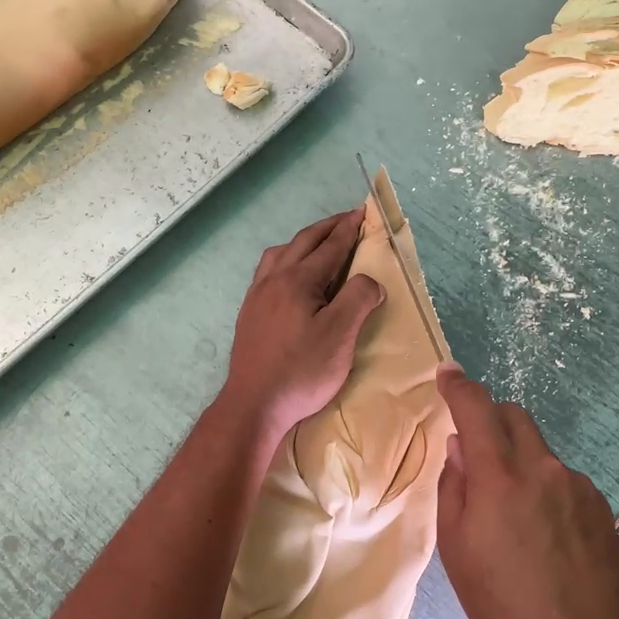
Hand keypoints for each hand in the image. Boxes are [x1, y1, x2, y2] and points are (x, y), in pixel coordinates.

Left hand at [219, 209, 383, 439]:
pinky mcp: (249, 313)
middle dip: (327, 228)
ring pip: (280, 254)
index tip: (362, 213)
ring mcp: (257, 296)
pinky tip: (290, 277)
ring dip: (303, 243)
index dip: (348, 230)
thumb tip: (370, 281)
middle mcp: (273, 279)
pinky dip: (286, 260)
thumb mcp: (340, 335)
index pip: (330, 247)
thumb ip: (358, 299)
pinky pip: (268, 272)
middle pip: (303, 242)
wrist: (254, 404)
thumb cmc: (301, 371)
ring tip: (319, 245)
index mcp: (298, 280)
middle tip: (347, 220)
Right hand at [435, 365, 618, 618]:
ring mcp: (576, 484)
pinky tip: (545, 534)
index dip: (458, 385)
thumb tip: (461, 447)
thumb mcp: (456, 547)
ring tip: (513, 513)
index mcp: (499, 475)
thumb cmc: (501, 601)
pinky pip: (562, 478)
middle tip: (477, 452)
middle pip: (514, 415)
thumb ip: (454, 486)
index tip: (447, 372)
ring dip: (519, 459)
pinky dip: (545, 487)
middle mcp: (542, 467)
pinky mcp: (598, 504)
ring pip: (540, 449)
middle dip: (491, 420)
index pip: (475, 408)